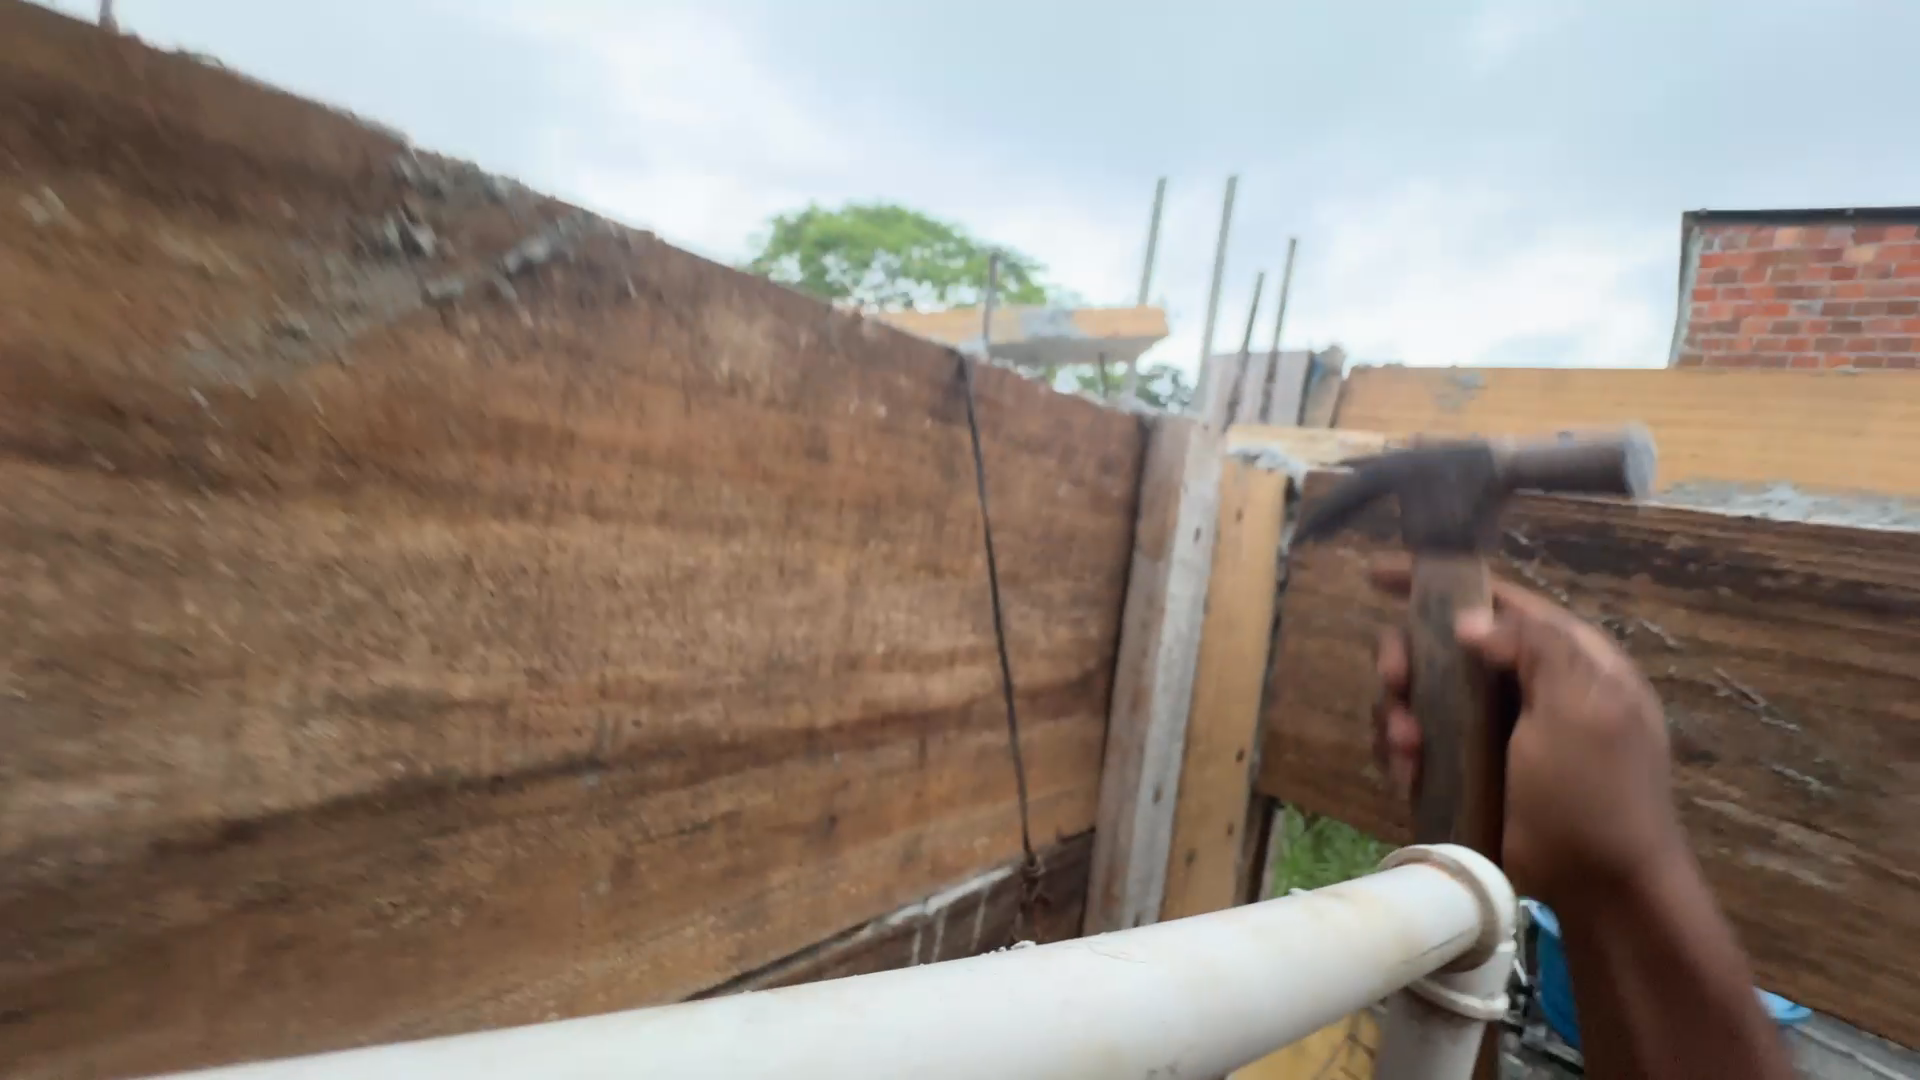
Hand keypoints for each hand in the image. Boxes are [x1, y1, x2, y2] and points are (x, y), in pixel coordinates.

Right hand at [1369, 556, 1687, 907]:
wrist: (1597, 886)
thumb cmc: (1598, 792)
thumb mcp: (1584, 709)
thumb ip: (1536, 648)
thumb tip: (1467, 621)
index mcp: (1561, 658)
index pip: (1493, 598)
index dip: (1436, 581)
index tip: (1377, 576)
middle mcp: (1517, 682)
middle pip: (1436, 642)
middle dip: (1405, 660)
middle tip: (1395, 684)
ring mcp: (1484, 724)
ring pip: (1413, 690)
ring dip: (1398, 713)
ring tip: (1409, 747)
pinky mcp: (1457, 760)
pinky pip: (1408, 734)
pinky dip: (1399, 748)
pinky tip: (1410, 771)